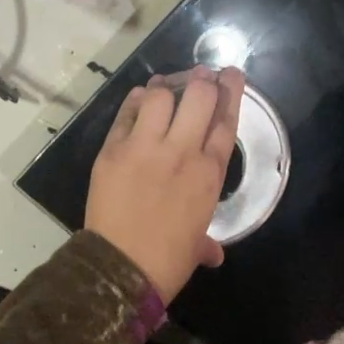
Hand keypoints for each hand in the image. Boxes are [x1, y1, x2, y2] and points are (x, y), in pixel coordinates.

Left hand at [85, 66, 243, 301]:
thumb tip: (213, 254)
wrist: (120, 268)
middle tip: (200, 77)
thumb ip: (206, 242)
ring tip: (165, 87)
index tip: (230, 75)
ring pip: (160, 95)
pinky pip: (126, 113)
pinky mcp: (113, 149)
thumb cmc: (167, 262)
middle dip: (202, 81)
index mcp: (209, 174)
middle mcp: (182, 151)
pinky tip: (139, 98)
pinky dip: (134, 101)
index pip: (226, 120)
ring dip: (166, 88)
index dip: (231, 92)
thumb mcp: (196, 246)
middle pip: (198, 96)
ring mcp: (145, 147)